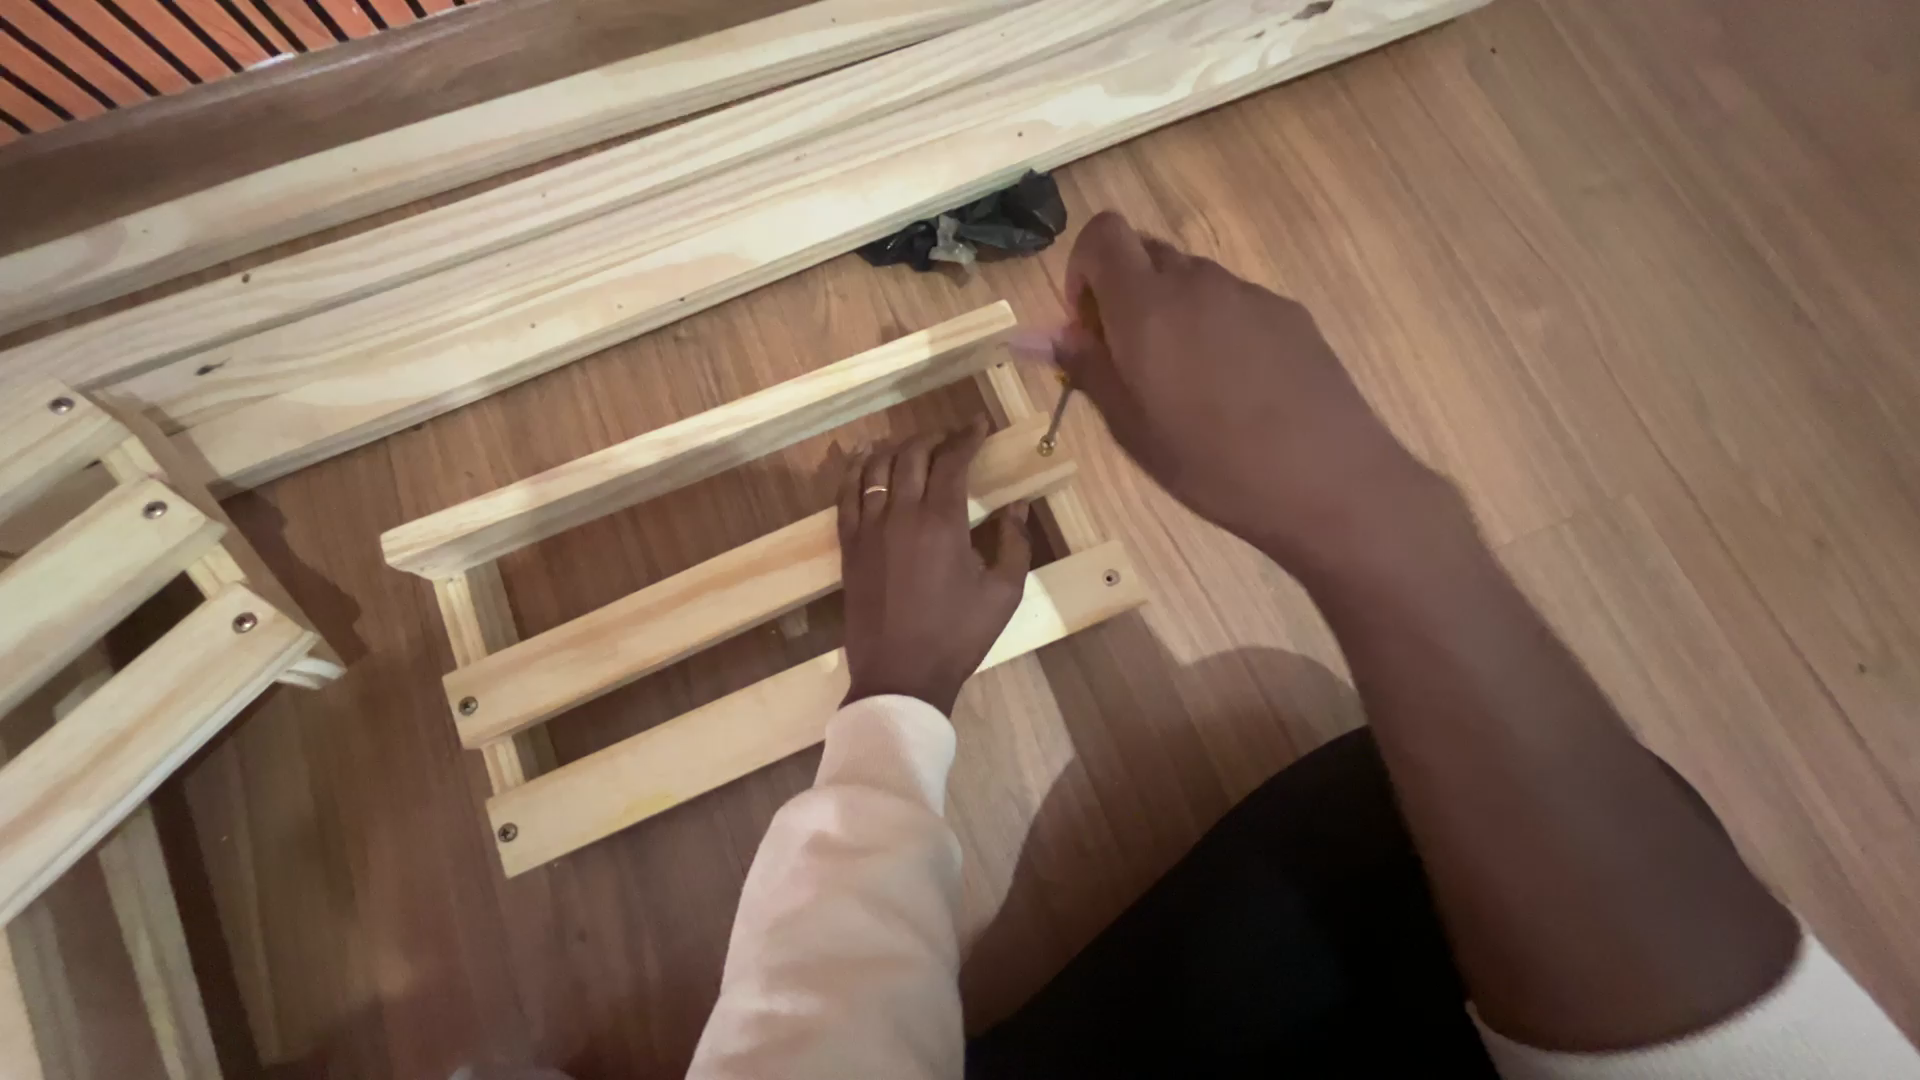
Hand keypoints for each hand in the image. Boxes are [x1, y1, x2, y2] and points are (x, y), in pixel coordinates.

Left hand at [838, 420, 1032, 714]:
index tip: (980, 425)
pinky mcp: (848, 545)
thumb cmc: (958, 636)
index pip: (953, 461)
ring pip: (876, 466)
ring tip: (915, 446)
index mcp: (942, 522)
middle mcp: (901, 514)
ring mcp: (868, 528)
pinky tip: (864, 458)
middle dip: (935, 437)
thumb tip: (1017, 507)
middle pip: (912, 455)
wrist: (901, 674)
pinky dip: (855, 469)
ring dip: (897, 448)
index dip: (967, 437)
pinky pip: (846, 493)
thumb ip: (1014, 543)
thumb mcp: (1003, 593)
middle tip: (952, 437)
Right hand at [1058, 212, 1452, 573]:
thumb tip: (1038, 334)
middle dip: (1123, 294)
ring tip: (1187, 384)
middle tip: (1131, 362)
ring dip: (1169, 312)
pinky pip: (1232, 302)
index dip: (1083, 271)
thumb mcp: (1129, 427)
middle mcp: (1197, 282)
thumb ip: (1085, 367)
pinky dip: (1214, 326)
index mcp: (1147, 306)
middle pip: (1145, 253)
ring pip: (1190, 280)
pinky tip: (1235, 389)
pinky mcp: (1288, 312)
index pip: (1101, 234)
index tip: (1089, 327)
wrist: (1325, 480)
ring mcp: (1249, 293)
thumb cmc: (1210, 464)